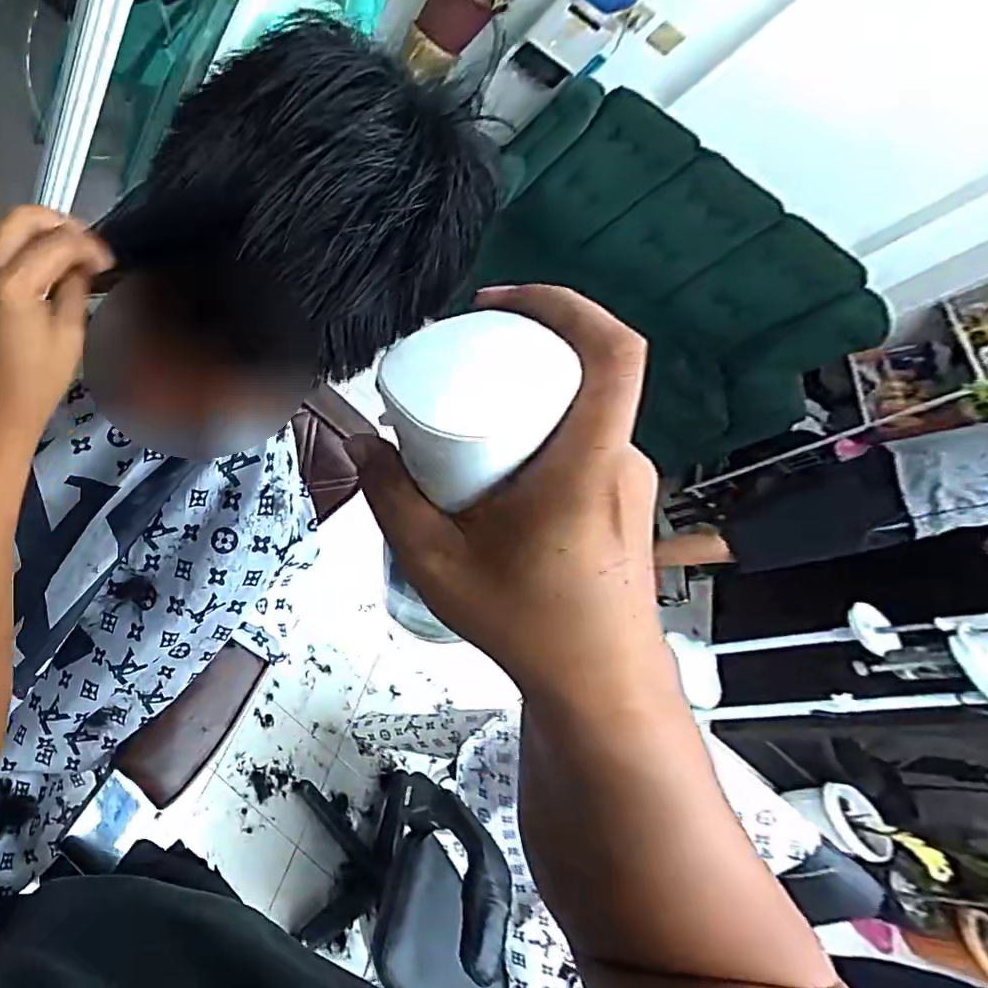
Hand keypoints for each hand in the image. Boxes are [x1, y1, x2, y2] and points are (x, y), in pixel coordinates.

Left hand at [0, 206, 113, 450]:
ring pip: (3, 236)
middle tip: (84, 244)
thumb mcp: (68, 337)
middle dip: (57, 223)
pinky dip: (20, 257)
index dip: (88, 245)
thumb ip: (75, 288)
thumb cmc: (37, 387)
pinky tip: (43, 276)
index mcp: (10, 287)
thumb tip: (81, 265)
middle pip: (19, 219)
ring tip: (68, 259)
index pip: (55, 243)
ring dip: (37, 237)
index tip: (107, 261)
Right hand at [345, 285, 667, 701]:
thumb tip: (360, 443)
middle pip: (585, 373)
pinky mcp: (619, 502)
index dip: (561, 305)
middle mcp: (619, 459)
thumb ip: (389, 496)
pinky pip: (577, 441)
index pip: (611, 351)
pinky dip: (533, 429)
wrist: (596, 684)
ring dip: (523, 395)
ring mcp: (626, 481)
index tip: (495, 303)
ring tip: (458, 415)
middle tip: (452, 361)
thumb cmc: (522, 620)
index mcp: (585, 462)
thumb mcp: (433, 558)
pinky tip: (487, 463)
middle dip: (518, 351)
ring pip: (578, 410)